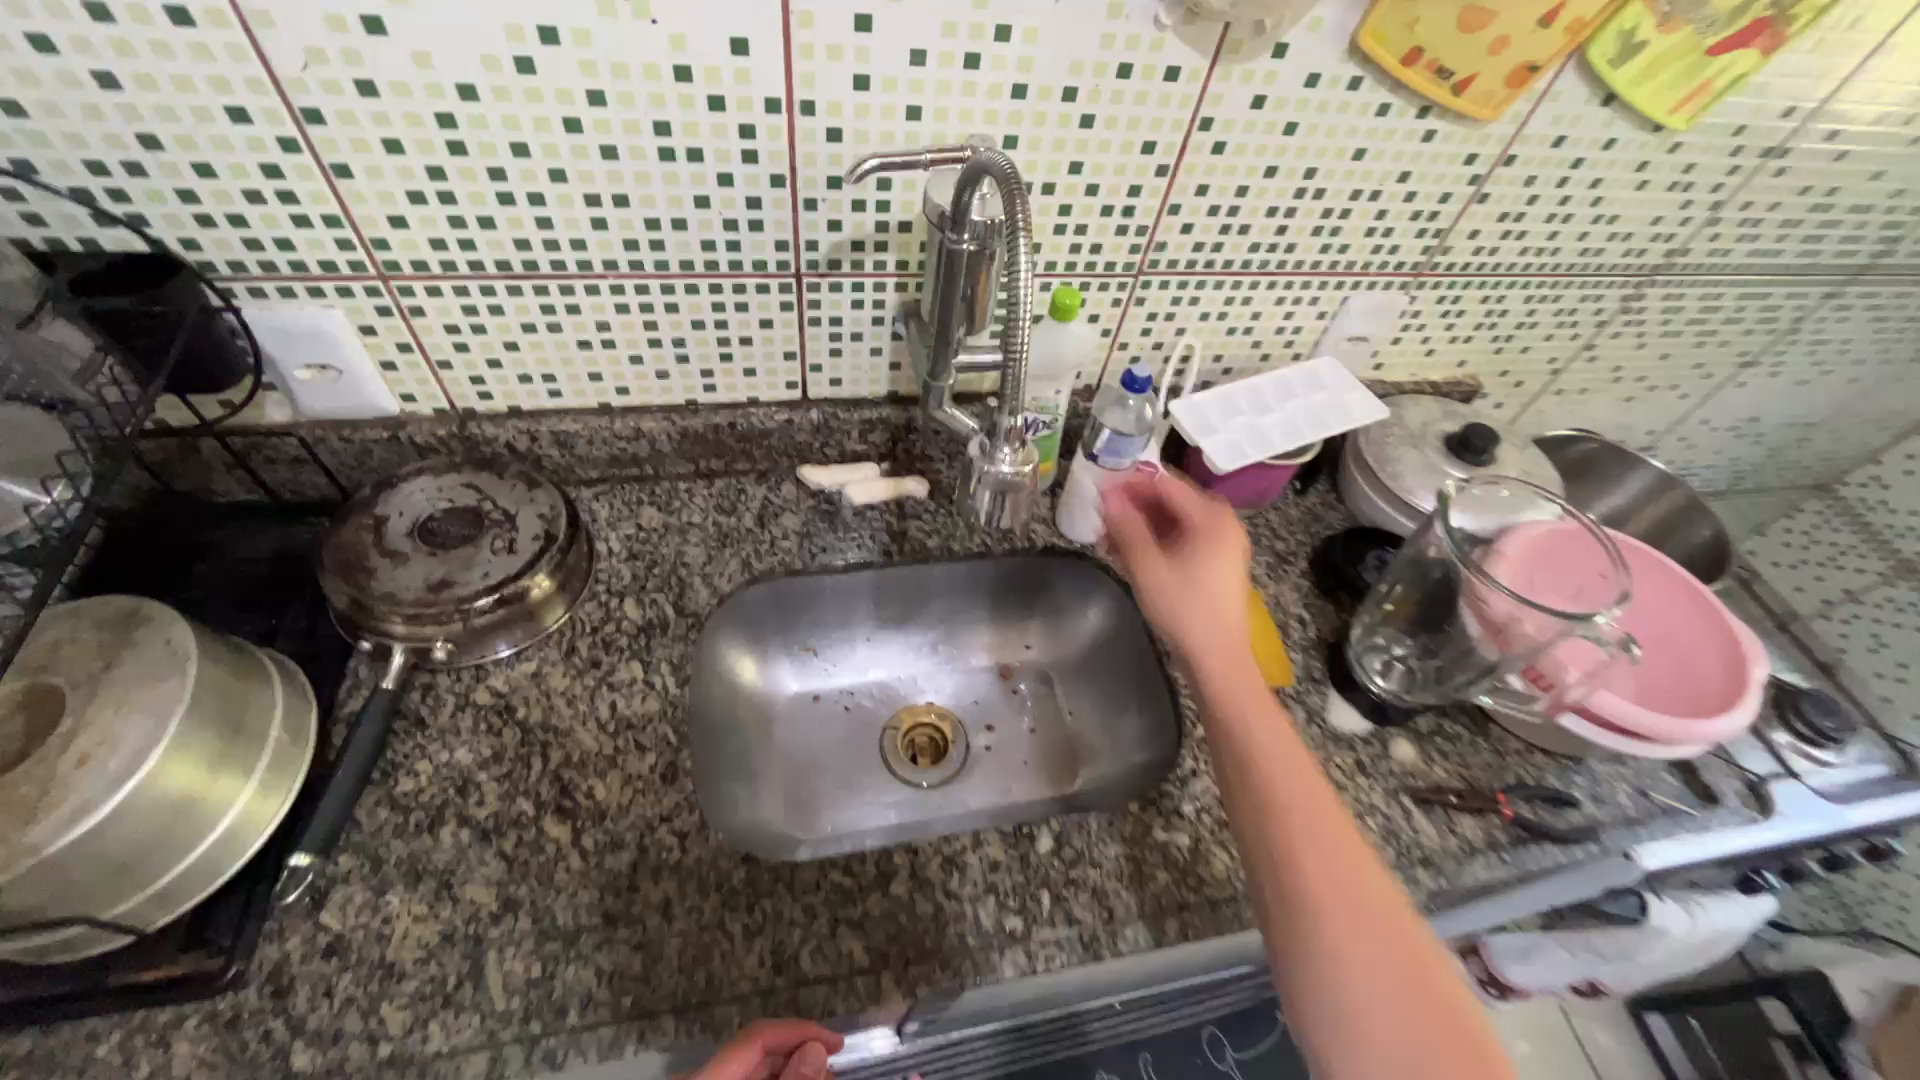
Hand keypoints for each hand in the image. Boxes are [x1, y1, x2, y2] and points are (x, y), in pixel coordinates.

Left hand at [689, 1019, 844, 1079]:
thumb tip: (815, 1048)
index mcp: (705, 1075)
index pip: (757, 1035)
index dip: (800, 1031)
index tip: (837, 1042)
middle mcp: (700, 1074)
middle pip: (755, 1052)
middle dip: (799, 1055)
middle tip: (831, 1068)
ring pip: (751, 1070)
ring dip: (789, 1070)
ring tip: (819, 1077)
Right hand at [1100, 470, 1253, 674]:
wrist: (1218, 658)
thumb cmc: (1183, 610)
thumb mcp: (1147, 566)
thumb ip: (1125, 526)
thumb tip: (1106, 495)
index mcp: (1211, 516)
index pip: (1164, 483)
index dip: (1128, 483)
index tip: (1097, 489)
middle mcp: (1222, 522)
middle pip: (1170, 501)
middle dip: (1133, 507)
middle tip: (1100, 517)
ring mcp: (1222, 543)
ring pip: (1174, 521)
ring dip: (1141, 525)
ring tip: (1108, 538)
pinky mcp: (1217, 562)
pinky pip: (1182, 538)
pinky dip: (1156, 541)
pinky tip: (1129, 553)